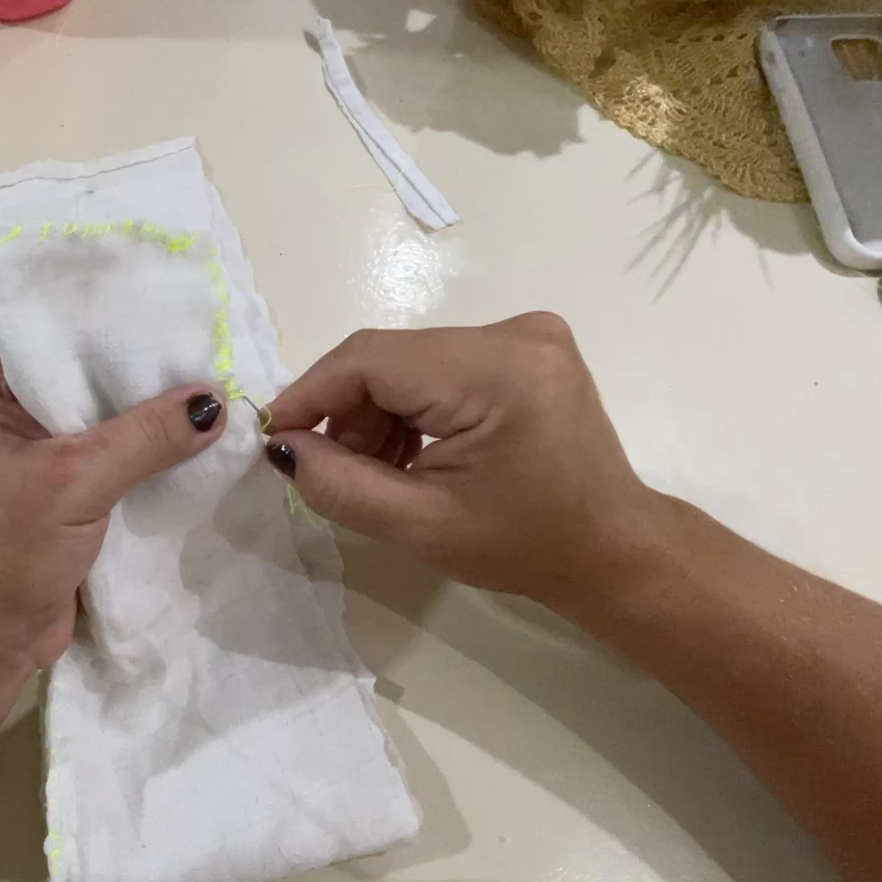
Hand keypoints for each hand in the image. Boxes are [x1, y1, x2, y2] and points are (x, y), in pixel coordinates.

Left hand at [0, 350, 225, 686]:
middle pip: (80, 383)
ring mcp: (32, 464)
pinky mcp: (59, 502)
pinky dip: (145, 460)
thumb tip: (216, 403)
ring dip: (147, 421)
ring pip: (100, 428)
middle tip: (205, 350)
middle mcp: (3, 421)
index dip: (106, 324)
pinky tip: (194, 444)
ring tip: (214, 389)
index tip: (170, 309)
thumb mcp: (74, 480)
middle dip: (138, 375)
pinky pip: (109, 466)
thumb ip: (145, 437)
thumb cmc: (6, 550)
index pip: (48, 339)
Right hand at [263, 312, 667, 604]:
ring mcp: (521, 335)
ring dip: (370, 414)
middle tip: (329, 468)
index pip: (369, 360)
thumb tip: (281, 446)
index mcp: (498, 372)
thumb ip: (339, 484)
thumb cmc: (523, 546)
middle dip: (342, 412)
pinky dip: (402, 409)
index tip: (272, 437)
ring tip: (376, 470)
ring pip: (402, 363)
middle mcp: (513, 333)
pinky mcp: (519, 349)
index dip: (309, 394)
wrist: (610, 548)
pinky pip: (430, 368)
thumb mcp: (419, 526)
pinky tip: (405, 453)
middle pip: (385, 359)